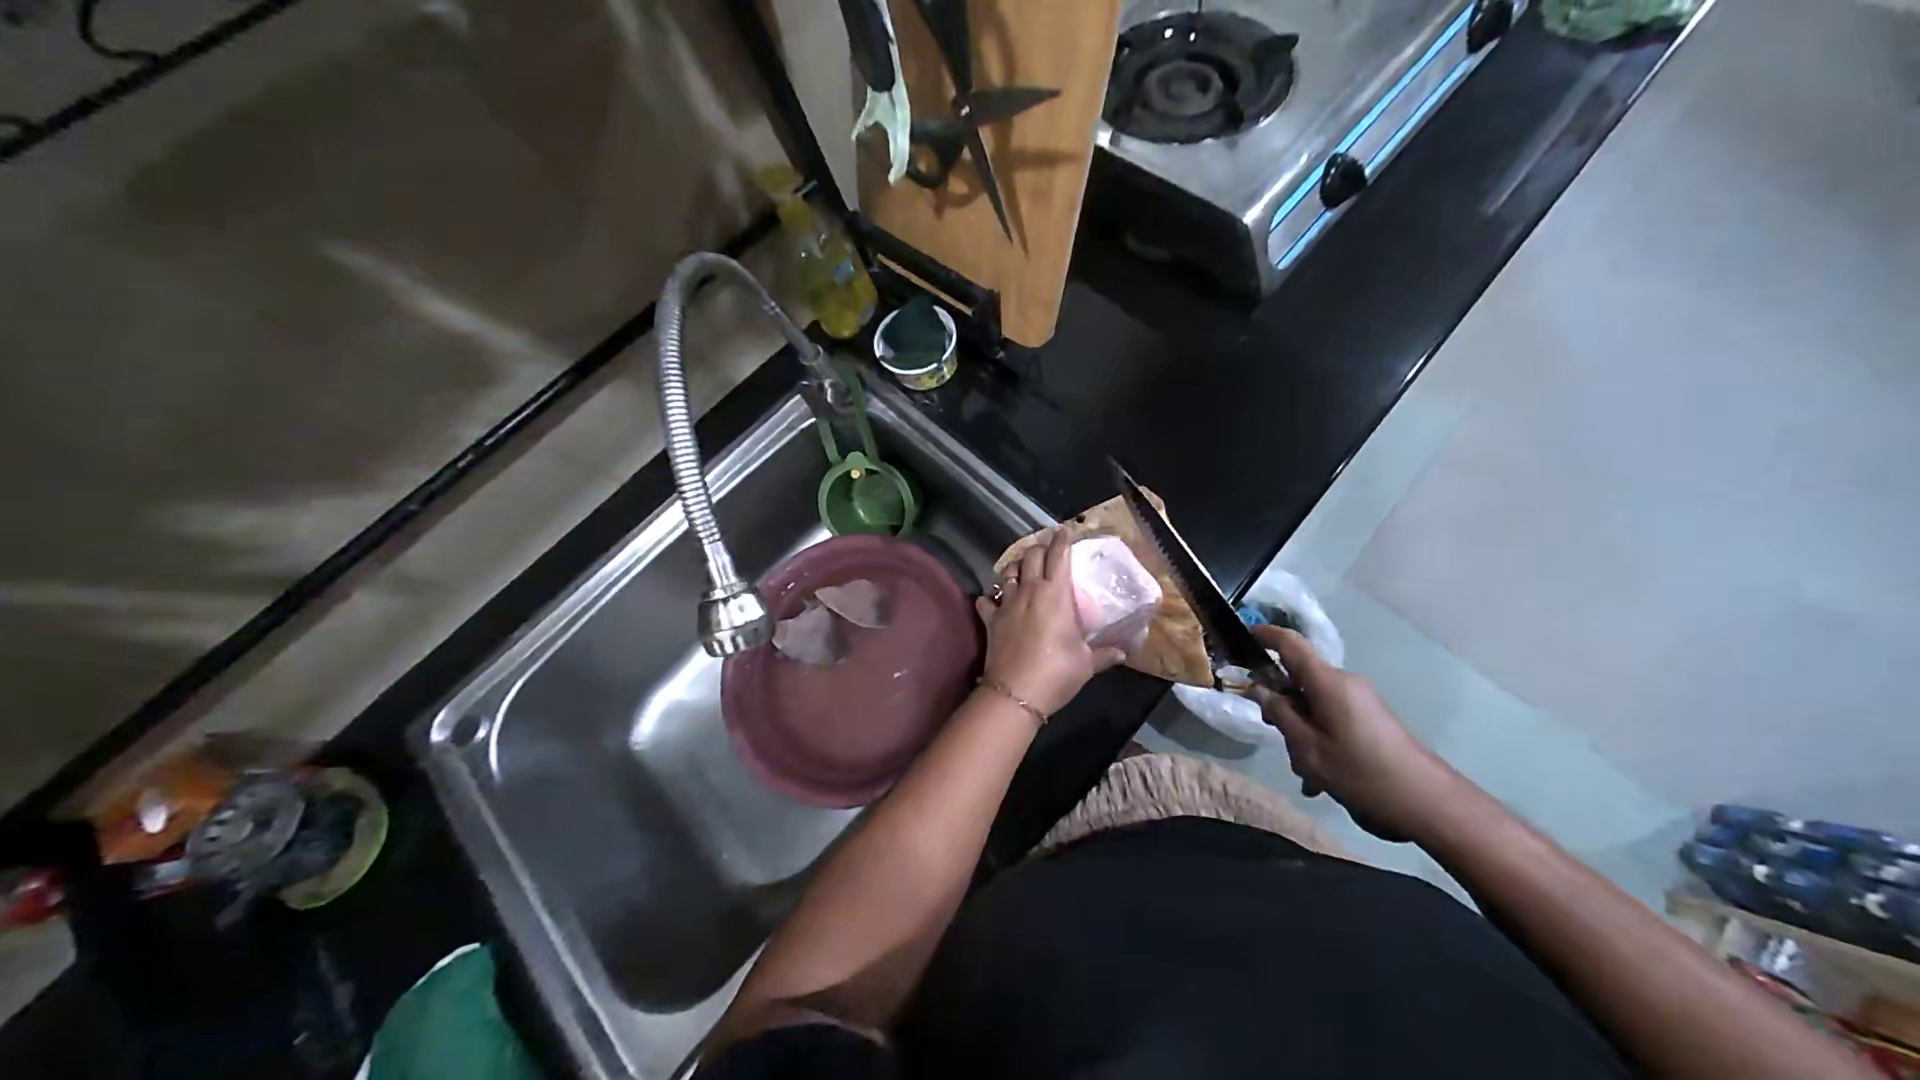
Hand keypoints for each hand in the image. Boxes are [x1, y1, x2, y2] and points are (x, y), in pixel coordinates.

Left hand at [976, 530, 1125, 716]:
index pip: (1058, 555)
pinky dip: (990, 597)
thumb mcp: (1087, 663)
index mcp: (1055, 593)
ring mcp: (1006, 604)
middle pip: (1030, 556)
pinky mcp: (990, 619)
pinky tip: (993, 601)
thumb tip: (1124, 652)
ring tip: (1022, 570)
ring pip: (1007, 572)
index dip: (1062, 540)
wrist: (1016, 692)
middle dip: (1039, 549)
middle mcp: (1029, 591)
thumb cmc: (1057, 672)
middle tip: (1047, 552)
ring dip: (1015, 567)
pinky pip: (987, 600)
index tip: (1065, 532)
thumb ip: (1105, 653)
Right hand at [1246, 626, 1466, 841]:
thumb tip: (1259, 690)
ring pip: (1313, 705)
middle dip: (1281, 706)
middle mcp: (1345, 684)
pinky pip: (1331, 718)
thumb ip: (1279, 715)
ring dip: (1301, 732)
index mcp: (1328, 683)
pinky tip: (1321, 779)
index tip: (1242, 637)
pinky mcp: (1370, 719)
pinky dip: (1318, 740)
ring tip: (1305, 773)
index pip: (1290, 643)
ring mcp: (1360, 701)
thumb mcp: (1308, 749)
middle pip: (1299, 680)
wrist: (1429, 803)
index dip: (1264, 635)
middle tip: (1274, 736)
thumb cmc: (1362, 773)